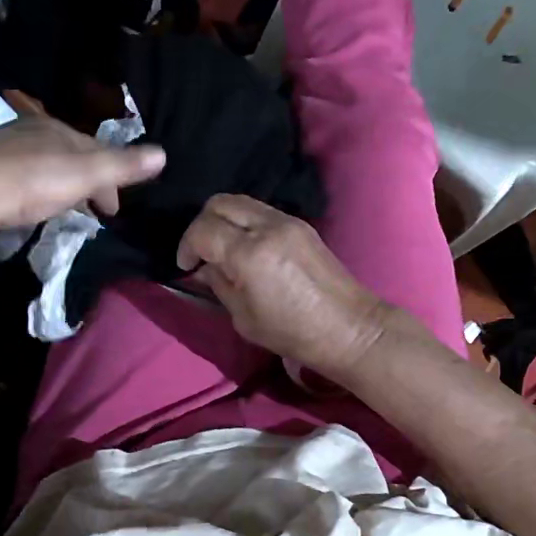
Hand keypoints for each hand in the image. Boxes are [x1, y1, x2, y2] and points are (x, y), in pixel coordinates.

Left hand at [0, 113, 165, 246]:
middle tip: (96, 212)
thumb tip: (163, 154)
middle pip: (69, 154)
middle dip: (87, 181)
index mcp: (56, 129)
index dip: (113, 179)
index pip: (96, 150)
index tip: (115, 212)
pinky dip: (32, 189)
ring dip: (60, 185)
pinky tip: (27, 206)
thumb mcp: (86, 174)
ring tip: (66, 211)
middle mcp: (28, 130)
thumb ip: (124, 166)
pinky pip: (17, 176)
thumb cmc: (28, 181)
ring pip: (42, 163)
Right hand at [177, 194, 390, 373]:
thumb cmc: (294, 333)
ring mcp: (289, 222)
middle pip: (220, 203)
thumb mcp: (244, 318)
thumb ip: (220, 285)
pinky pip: (263, 212)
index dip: (186, 246)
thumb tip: (206, 268)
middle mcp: (268, 227)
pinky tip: (248, 248)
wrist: (349, 328)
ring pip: (242, 202)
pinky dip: (246, 222)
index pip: (203, 230)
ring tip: (224, 249)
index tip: (186, 266)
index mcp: (249, 254)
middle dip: (202, 224)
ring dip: (226, 220)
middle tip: (202, 252)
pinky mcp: (303, 226)